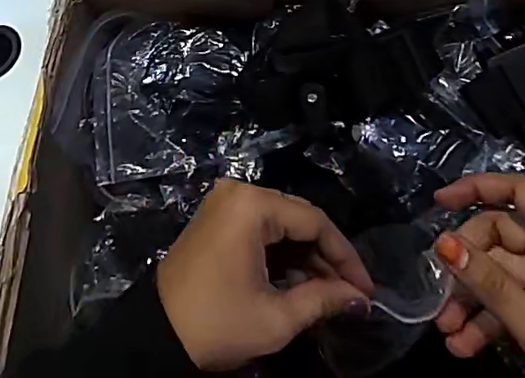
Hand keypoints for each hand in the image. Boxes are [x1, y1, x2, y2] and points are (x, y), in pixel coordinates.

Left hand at [157, 179, 375, 370]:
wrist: (158, 333)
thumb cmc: (218, 322)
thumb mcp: (276, 317)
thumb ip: (323, 300)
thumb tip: (360, 298)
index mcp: (252, 204)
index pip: (313, 220)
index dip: (345, 255)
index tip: (367, 289)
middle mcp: (239, 192)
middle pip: (297, 218)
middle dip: (327, 257)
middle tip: (352, 295)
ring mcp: (225, 202)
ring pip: (281, 224)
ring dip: (306, 258)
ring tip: (330, 295)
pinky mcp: (218, 217)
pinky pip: (260, 228)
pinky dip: (282, 254)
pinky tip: (300, 284)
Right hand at [430, 174, 524, 377]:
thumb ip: (499, 295)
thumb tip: (444, 243)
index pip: (523, 194)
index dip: (478, 189)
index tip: (438, 202)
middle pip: (503, 237)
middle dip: (469, 265)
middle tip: (441, 293)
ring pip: (501, 276)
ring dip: (470, 301)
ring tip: (446, 330)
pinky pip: (512, 308)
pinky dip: (486, 324)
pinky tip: (463, 345)